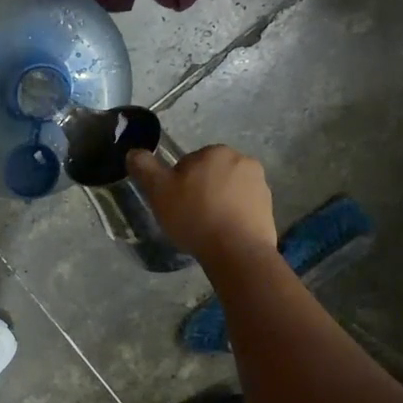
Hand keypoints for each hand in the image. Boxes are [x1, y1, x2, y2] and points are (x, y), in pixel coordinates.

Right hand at [127, 145, 277, 259]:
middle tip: (189, 215)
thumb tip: (134, 152)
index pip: (188, 163)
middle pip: (210, 174)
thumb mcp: (158, 191)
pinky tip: (223, 233)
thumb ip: (145, 168)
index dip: (177, 183)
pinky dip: (233, 215)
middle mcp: (242, 160)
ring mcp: (260, 184)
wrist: (236, 250)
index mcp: (215, 152)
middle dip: (200, 190)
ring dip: (217, 202)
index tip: (174, 203)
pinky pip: (243, 206)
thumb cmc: (194, 216)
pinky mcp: (269, 206)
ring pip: (228, 190)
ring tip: (206, 227)